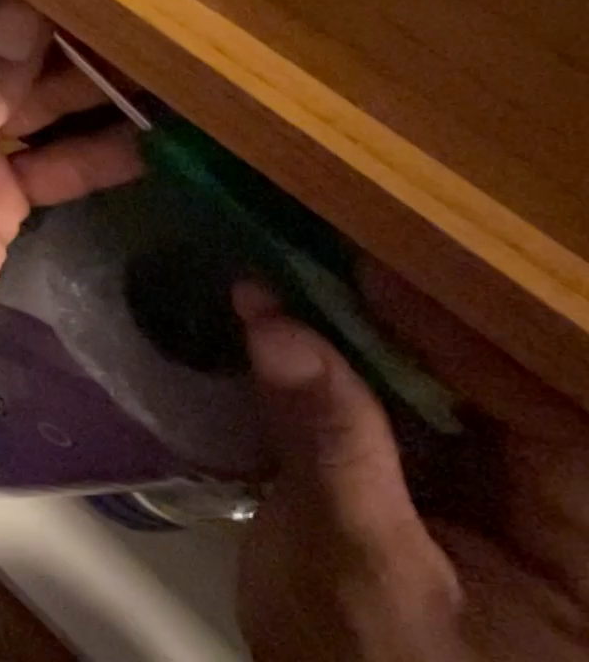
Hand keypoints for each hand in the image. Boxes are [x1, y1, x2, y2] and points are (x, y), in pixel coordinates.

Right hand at [235, 267, 588, 660]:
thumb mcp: (356, 569)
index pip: (557, 415)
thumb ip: (328, 444)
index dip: (466, 334)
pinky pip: (398, 418)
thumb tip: (272, 322)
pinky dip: (341, 379)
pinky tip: (290, 340)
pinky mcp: (435, 495)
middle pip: (501, 393)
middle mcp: (564, 513)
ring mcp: (499, 503)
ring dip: (366, 345)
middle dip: (409, 327)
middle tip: (321, 263)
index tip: (372, 266)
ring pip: (444, 398)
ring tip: (299, 286)